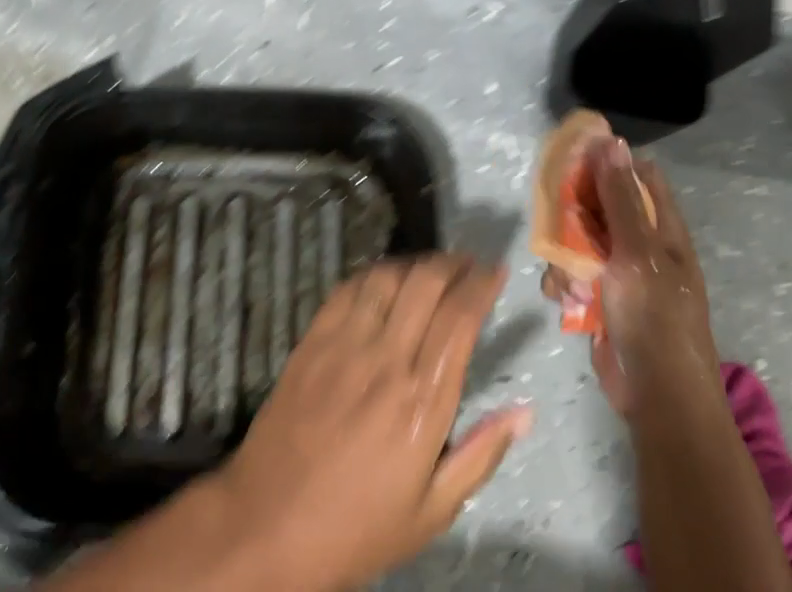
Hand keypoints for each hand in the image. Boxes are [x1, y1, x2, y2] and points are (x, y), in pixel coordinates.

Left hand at [210, 253, 533, 590]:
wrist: (267, 526)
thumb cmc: (357, 527)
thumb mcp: (432, 511)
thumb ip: (480, 455)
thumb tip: (524, 412)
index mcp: (422, 399)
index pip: (459, 317)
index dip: (481, 285)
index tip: (496, 272)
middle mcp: (385, 360)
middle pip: (424, 284)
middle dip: (452, 264)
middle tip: (469, 264)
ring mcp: (341, 347)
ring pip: (384, 279)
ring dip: (413, 264)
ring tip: (430, 269)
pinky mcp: (309, 345)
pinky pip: (343, 292)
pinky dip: (371, 275)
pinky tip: (383, 281)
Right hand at [541, 138, 720, 416]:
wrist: (657, 396)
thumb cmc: (655, 319)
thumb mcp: (637, 253)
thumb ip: (620, 200)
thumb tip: (612, 142)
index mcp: (664, 230)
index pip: (639, 177)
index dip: (609, 162)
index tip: (572, 157)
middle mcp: (643, 247)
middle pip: (602, 208)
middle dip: (574, 215)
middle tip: (555, 222)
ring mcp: (621, 276)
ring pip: (579, 244)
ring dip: (565, 257)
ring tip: (566, 281)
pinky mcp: (602, 302)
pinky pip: (573, 278)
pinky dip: (564, 286)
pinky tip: (563, 301)